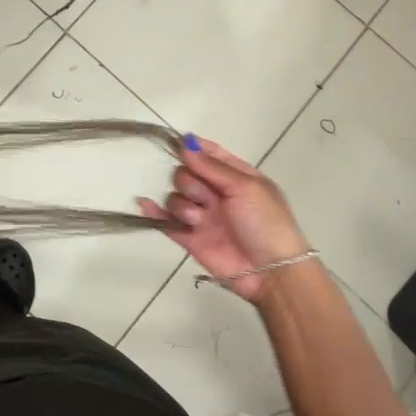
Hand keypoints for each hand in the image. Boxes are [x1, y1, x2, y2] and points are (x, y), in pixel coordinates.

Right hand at [139, 137, 311, 303]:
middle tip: (205, 198)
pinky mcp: (190, 237)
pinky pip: (166, 220)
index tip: (178, 144)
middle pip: (185, 174)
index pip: (208, 154)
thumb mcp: (246, 188)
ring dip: (183, 205)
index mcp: (235, 178)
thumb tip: (186, 144)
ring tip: (199, 220)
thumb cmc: (266, 223)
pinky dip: (154, 213)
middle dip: (189, 182)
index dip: (193, 148)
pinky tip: (145, 204)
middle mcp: (216, 193)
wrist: (271, 271)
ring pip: (175, 197)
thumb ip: (213, 167)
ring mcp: (203, 215)